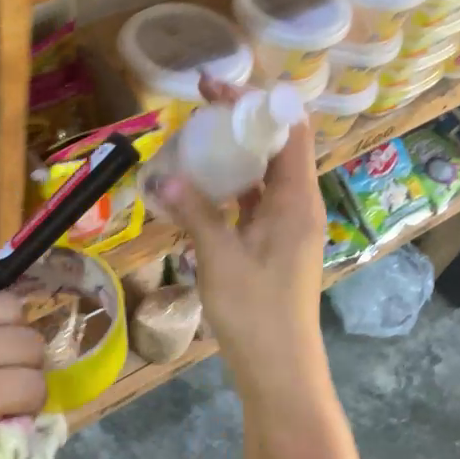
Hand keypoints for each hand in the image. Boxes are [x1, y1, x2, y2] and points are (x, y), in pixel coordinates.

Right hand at [156, 123, 327, 384]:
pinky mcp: (273, 246)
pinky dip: (229, 190)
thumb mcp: (220, 259)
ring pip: (262, 176)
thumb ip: (195, 212)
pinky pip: (253, 203)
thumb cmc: (256, 313)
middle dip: (238, 124)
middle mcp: (297, 206)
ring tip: (193, 143)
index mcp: (296, 200)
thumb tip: (162, 177)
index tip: (214, 89)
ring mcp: (287, 227)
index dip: (254, 101)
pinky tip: (198, 190)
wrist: (279, 369)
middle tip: (196, 109)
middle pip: (275, 147)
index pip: (287, 129)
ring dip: (232, 156)